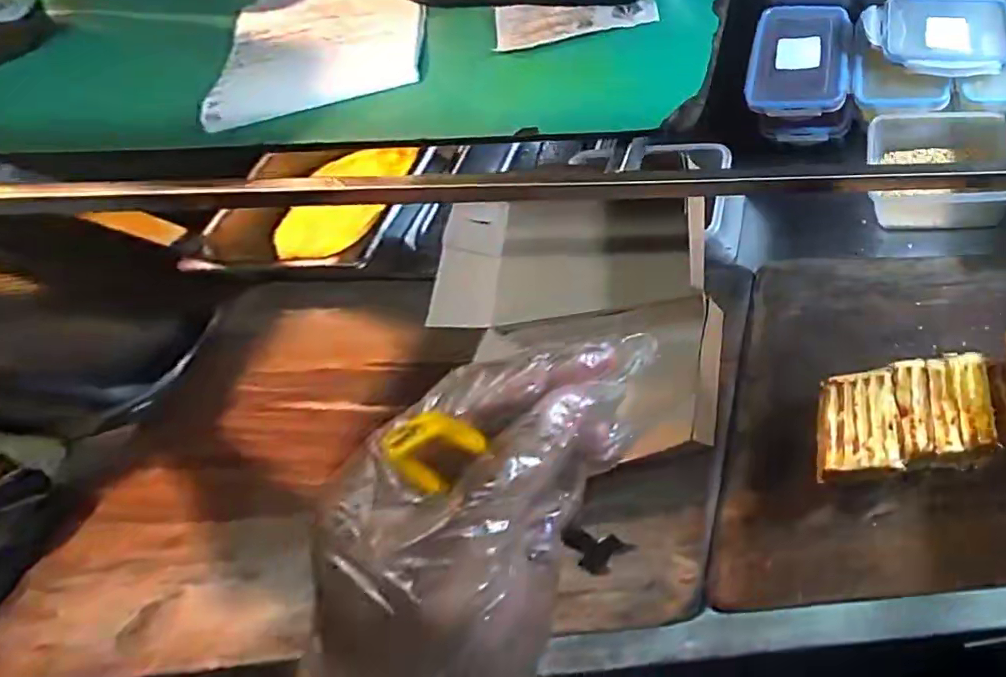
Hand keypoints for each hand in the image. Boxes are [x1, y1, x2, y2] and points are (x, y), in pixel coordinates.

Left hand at [308, 336, 655, 676]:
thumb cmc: (426, 645)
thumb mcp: (467, 553)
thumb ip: (516, 470)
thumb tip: (575, 396)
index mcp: (393, 472)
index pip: (469, 397)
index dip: (534, 372)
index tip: (595, 360)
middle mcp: (430, 474)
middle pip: (504, 410)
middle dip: (559, 396)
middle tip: (613, 376)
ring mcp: (472, 498)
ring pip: (533, 437)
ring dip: (575, 428)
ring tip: (610, 436)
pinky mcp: (507, 520)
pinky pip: (548, 472)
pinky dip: (579, 459)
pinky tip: (606, 452)